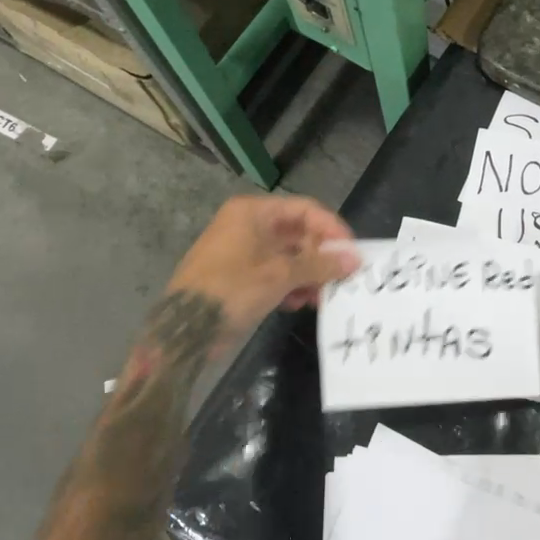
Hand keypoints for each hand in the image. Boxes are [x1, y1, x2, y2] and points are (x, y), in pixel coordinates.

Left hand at [166, 195, 359, 330]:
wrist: (184, 330)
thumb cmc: (231, 290)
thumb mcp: (279, 275)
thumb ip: (319, 264)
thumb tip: (355, 259)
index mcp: (254, 213)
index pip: (305, 210)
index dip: (332, 229)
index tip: (352, 253)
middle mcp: (249, 226)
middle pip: (298, 233)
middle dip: (321, 256)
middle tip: (341, 278)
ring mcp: (244, 252)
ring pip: (289, 256)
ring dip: (309, 275)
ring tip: (323, 296)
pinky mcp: (241, 277)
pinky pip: (276, 274)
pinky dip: (291, 286)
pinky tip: (300, 304)